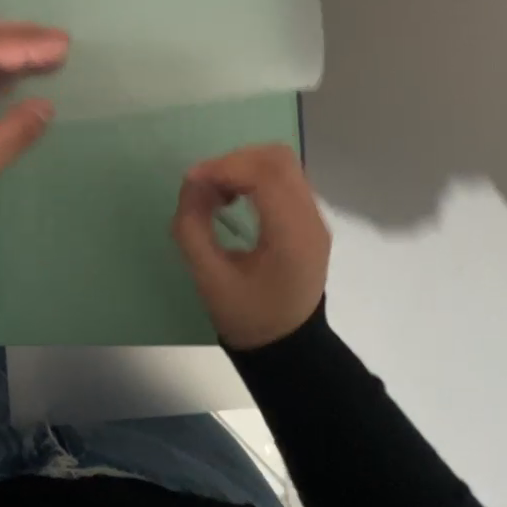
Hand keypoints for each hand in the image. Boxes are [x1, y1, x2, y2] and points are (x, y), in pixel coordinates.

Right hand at [171, 144, 329, 349]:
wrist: (288, 348)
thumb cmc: (248, 317)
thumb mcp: (209, 279)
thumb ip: (193, 228)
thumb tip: (192, 184)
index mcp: (293, 237)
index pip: (266, 176)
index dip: (225, 168)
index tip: (191, 181)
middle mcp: (311, 220)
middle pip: (277, 159)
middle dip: (234, 162)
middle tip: (204, 186)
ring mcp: (314, 218)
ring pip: (281, 163)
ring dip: (243, 167)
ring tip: (216, 194)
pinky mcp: (308, 218)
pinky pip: (283, 178)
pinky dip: (254, 176)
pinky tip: (233, 199)